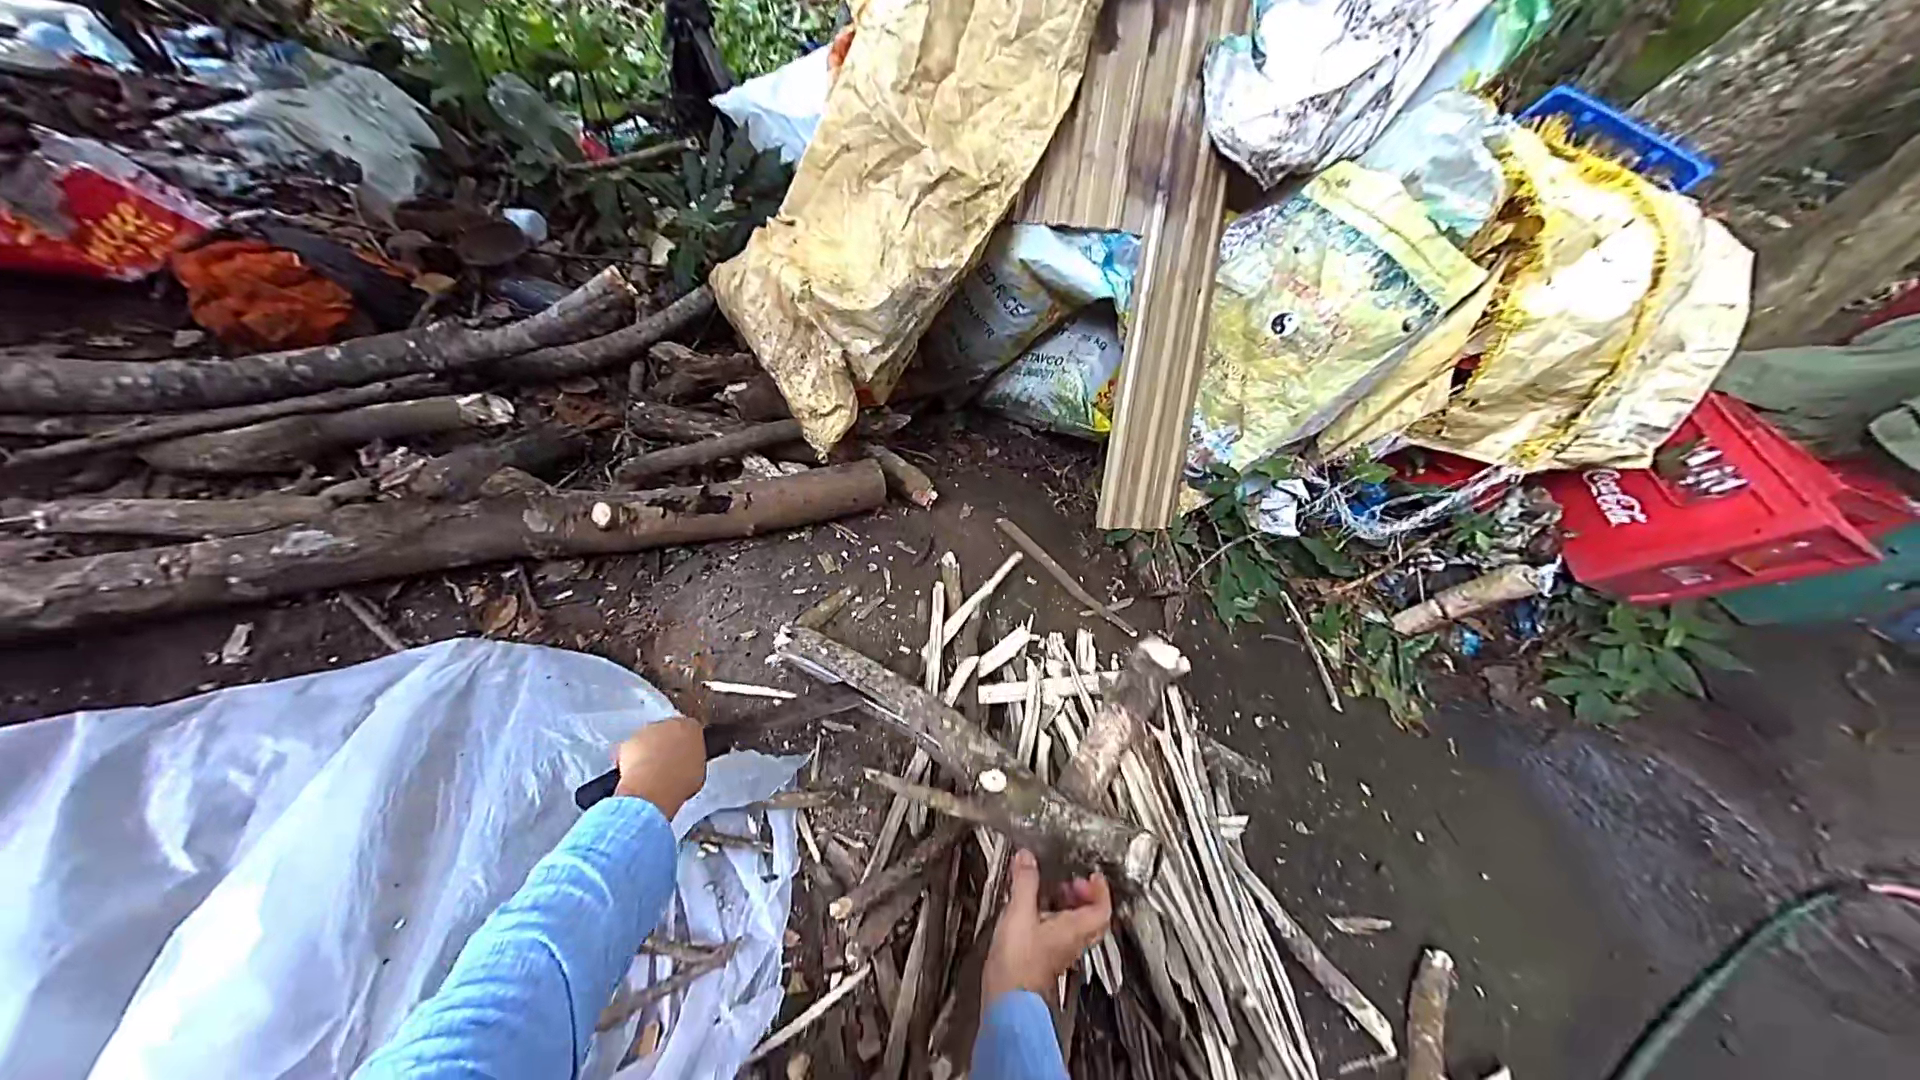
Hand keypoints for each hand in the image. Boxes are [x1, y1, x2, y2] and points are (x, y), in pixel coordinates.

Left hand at [612, 715, 706, 817]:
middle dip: (668, 744)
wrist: (653, 788)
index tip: (686, 756)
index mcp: (691, 727)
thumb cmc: (679, 780)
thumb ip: (694, 758)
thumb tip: (689, 763)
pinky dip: (634, 759)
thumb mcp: (699, 771)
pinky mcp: (628, 742)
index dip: (688, 744)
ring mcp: (647, 731)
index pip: (691, 730)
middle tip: (668, 764)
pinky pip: (633, 749)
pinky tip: (638, 774)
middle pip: (669, 730)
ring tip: (651, 772)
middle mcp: (669, 723)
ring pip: (649, 738)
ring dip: (650, 750)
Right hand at [981, 849, 1111, 1005]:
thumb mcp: (1019, 913)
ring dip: (1068, 907)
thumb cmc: (1017, 968)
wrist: (1006, 1006)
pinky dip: (1052, 918)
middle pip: (1091, 919)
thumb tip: (1027, 859)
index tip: (1094, 876)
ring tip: (1053, 892)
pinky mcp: (1043, 961)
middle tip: (1073, 882)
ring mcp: (1058, 954)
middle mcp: (1071, 944)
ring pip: (1075, 927)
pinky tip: (1034, 913)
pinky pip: (1058, 935)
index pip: (1101, 910)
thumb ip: (1025, 883)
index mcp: (1073, 931)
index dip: (1101, 890)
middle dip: (1084, 896)